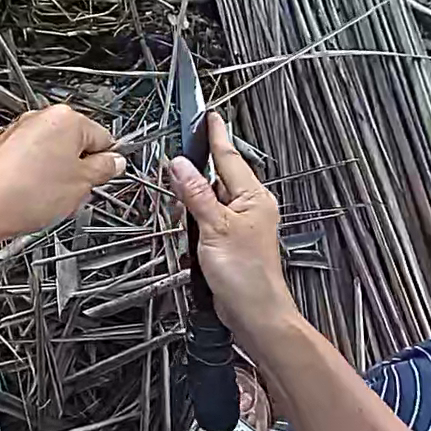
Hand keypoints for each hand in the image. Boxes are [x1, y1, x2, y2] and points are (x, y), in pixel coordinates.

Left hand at [0, 105, 124, 248]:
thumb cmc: (22, 193)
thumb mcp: (80, 185)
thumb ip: (103, 169)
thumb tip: (114, 162)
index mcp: (65, 119)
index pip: (103, 136)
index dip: (105, 162)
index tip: (103, 178)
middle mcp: (40, 119)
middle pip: (76, 143)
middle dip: (79, 168)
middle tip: (75, 192)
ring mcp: (17, 133)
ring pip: (53, 154)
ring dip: (57, 175)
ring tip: (49, 198)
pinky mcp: (1, 150)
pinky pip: (30, 162)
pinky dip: (35, 178)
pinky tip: (30, 198)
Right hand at [167, 112, 295, 338]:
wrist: (256, 314)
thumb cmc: (248, 277)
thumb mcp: (215, 229)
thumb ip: (195, 194)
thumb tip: (179, 165)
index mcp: (254, 197)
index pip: (229, 157)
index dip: (216, 135)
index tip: (209, 116)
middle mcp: (250, 207)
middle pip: (216, 177)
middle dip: (195, 175)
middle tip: (174, 168)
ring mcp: (240, 224)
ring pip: (210, 199)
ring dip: (193, 202)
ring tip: (184, 215)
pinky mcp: (230, 240)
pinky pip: (209, 219)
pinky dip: (196, 221)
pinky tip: (190, 232)